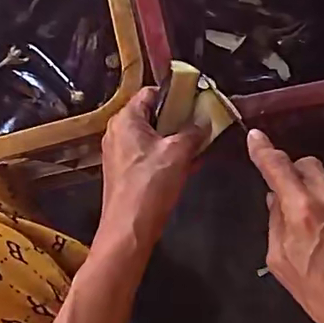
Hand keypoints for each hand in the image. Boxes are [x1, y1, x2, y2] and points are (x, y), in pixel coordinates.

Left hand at [97, 87, 206, 252]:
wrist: (129, 229)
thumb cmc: (149, 187)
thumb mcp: (179, 153)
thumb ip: (194, 132)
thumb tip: (205, 121)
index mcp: (125, 119)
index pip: (151, 92)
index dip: (175, 93)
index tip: (197, 98)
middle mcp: (118, 132)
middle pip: (153, 114)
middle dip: (179, 118)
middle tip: (202, 121)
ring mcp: (121, 153)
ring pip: (154, 136)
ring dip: (177, 138)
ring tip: (201, 142)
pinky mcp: (127, 172)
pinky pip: (151, 155)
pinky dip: (169, 155)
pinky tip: (190, 162)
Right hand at [247, 129, 323, 322]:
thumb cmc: (320, 296)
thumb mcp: (282, 263)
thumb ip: (276, 224)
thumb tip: (276, 199)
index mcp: (302, 212)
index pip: (277, 167)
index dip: (263, 150)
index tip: (255, 138)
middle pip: (307, 164)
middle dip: (295, 174)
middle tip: (291, 198)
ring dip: (319, 198)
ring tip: (323, 235)